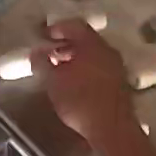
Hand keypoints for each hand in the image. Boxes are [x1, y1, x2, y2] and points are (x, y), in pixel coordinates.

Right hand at [36, 19, 136, 146]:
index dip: (57, 28)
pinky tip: (74, 83)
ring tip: (59, 69)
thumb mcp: (52, 82)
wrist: (112, 129)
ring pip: (93, 55)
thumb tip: (35, 52)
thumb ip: (42, 63)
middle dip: (65, 44)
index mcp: (93, 45)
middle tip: (49, 52)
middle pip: (85, 40)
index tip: (43, 35)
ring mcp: (117, 68)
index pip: (74, 26)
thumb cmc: (80, 100)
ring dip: (75, 59)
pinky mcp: (120, 85)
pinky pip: (100, 69)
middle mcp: (108, 52)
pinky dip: (85, 70)